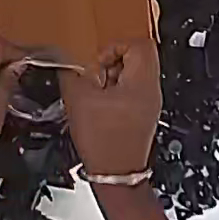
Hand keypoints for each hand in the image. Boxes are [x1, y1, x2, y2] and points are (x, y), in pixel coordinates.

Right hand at [61, 39, 161, 175]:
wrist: (115, 175)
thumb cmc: (103, 142)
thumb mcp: (79, 100)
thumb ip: (72, 74)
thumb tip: (66, 62)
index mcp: (141, 81)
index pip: (140, 44)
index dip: (116, 46)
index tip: (100, 62)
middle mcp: (151, 89)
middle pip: (139, 56)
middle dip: (113, 61)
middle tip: (98, 77)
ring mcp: (150, 102)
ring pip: (136, 72)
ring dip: (114, 76)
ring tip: (99, 93)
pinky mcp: (144, 113)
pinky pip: (134, 89)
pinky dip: (118, 90)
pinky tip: (103, 105)